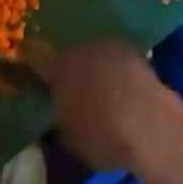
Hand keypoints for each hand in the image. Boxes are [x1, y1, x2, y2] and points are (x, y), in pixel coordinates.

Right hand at [44, 39, 182, 182]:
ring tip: (104, 89)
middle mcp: (79, 49)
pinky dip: (116, 66)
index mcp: (58, 70)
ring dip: (94, 66)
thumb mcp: (71, 138)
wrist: (149, 125)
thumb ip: (60, 117)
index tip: (33, 70)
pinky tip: (124, 85)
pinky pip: (115, 55)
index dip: (33, 62)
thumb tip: (58, 111)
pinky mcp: (131, 48)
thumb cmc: (104, 137)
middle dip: (70, 68)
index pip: (35, 55)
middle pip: (68, 54)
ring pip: (92, 53)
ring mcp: (107, 45)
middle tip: (77, 90)